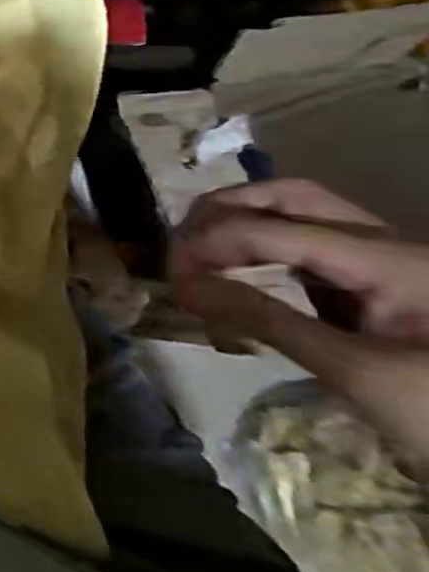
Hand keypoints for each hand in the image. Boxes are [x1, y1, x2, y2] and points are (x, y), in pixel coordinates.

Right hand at [170, 180, 428, 472]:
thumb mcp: (358, 373)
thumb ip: (264, 319)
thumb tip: (181, 285)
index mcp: (397, 261)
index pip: (271, 229)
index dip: (208, 246)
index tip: (173, 283)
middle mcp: (397, 246)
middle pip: (289, 198)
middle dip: (221, 215)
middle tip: (183, 251)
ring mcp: (394, 263)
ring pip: (300, 215)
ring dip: (239, 227)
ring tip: (202, 259)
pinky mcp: (386, 284)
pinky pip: (311, 245)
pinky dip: (263, 250)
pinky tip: (240, 276)